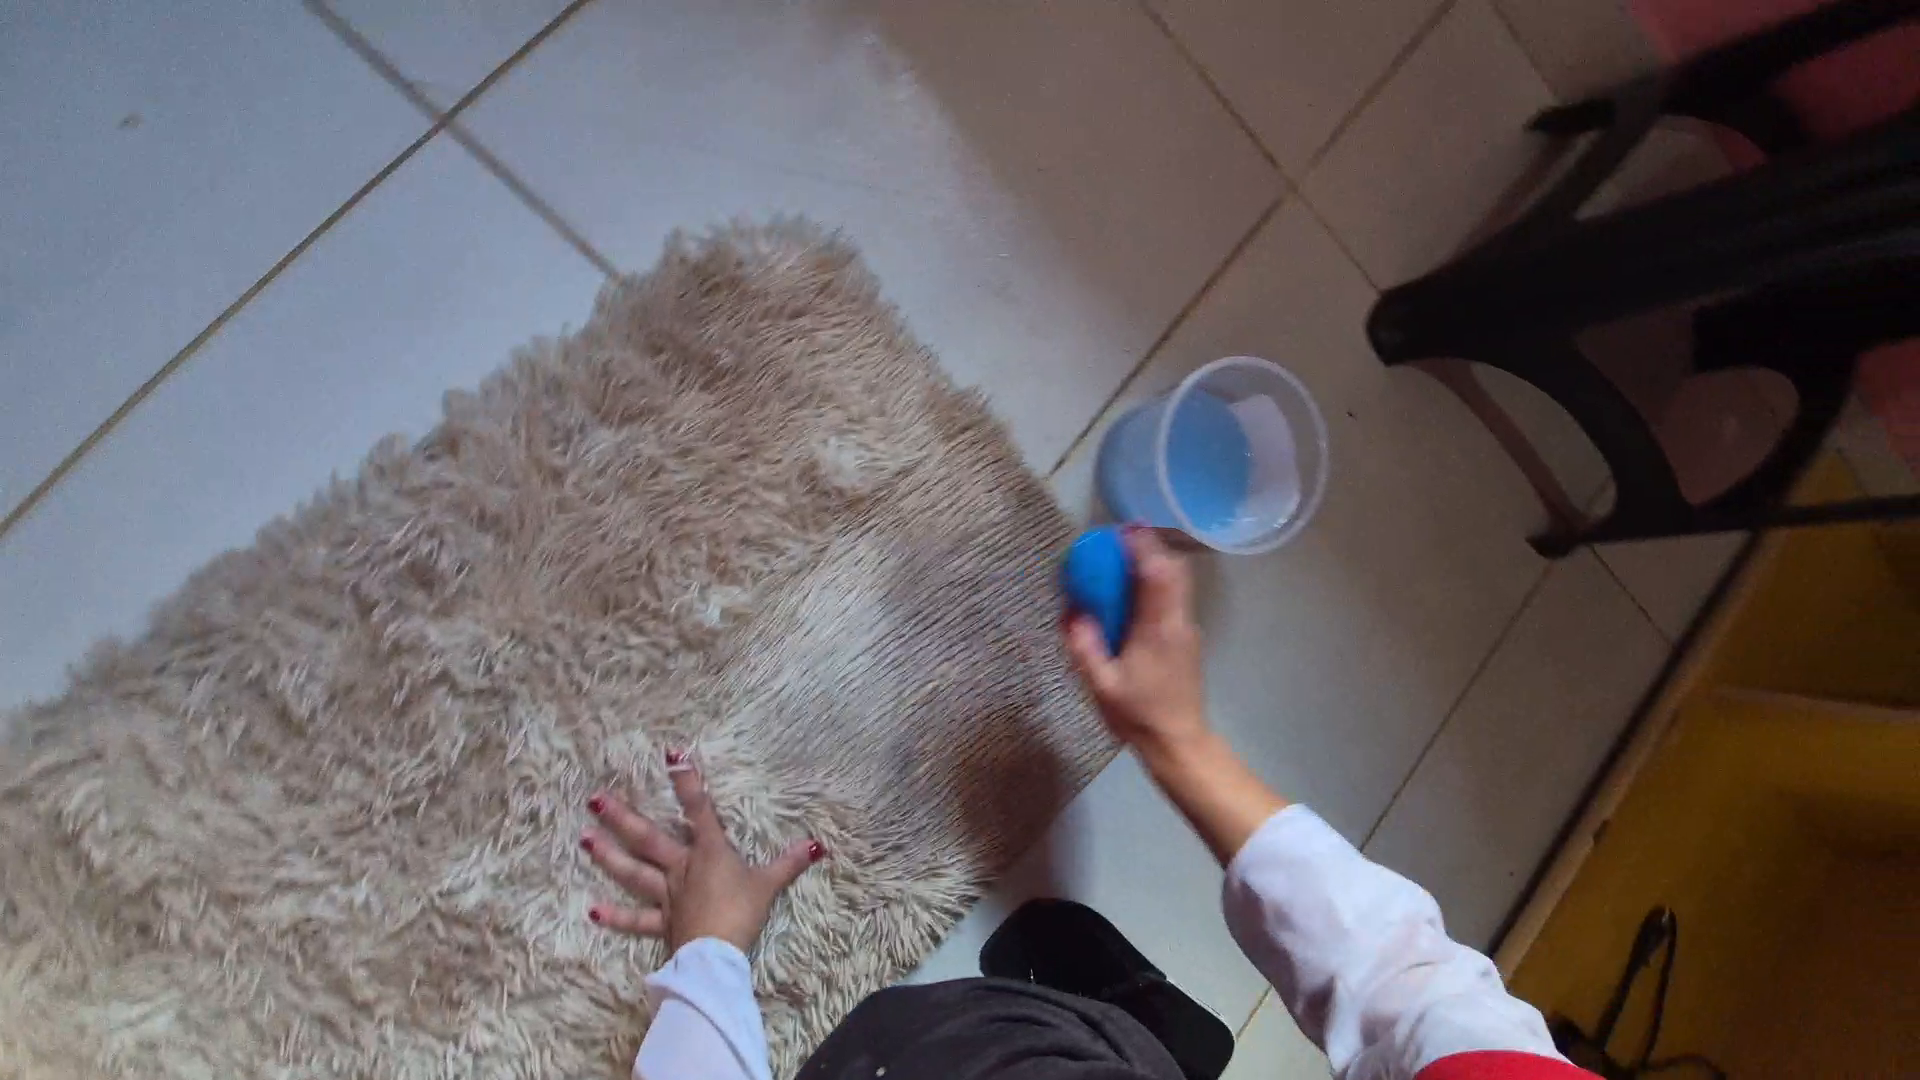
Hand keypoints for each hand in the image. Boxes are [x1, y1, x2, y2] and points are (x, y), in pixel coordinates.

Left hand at [580, 751, 822, 953]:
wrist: (716, 958)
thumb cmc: (742, 913)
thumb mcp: (770, 884)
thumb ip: (790, 862)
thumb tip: (817, 845)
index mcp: (709, 852)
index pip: (698, 809)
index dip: (687, 781)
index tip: (672, 755)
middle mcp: (681, 868)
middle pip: (648, 839)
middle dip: (622, 818)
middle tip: (595, 800)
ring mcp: (667, 896)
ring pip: (633, 872)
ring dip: (608, 856)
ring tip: (584, 838)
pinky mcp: (661, 924)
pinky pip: (635, 919)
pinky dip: (615, 917)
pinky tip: (592, 911)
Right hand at [1062, 528, 1209, 766]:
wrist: (1179, 743)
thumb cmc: (1139, 715)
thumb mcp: (1101, 686)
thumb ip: (1084, 648)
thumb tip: (1071, 613)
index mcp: (1158, 630)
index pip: (1157, 575)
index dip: (1142, 547)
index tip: (1121, 530)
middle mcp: (1178, 622)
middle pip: (1173, 569)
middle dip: (1149, 548)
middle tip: (1118, 541)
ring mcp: (1186, 629)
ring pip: (1176, 582)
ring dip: (1153, 564)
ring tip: (1121, 562)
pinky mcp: (1186, 638)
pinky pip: (1172, 598)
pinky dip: (1154, 584)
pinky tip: (1131, 595)